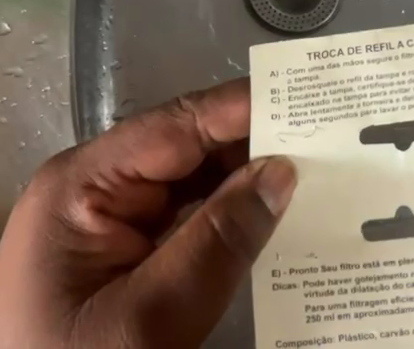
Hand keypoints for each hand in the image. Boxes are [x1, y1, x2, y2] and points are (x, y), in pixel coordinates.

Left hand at [0, 79, 297, 348]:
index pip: (178, 125)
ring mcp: (107, 225)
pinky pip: (185, 223)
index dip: (243, 106)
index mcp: (83, 182)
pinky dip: (229, 220)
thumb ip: (217, 239)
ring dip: (247, 181)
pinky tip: (274, 216)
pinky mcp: (120, 260)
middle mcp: (94, 189)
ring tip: (317, 167)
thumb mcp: (147, 319)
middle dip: (254, 142)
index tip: (307, 95)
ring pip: (192, 186)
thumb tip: (282, 170)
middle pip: (187, 149)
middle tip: (329, 134)